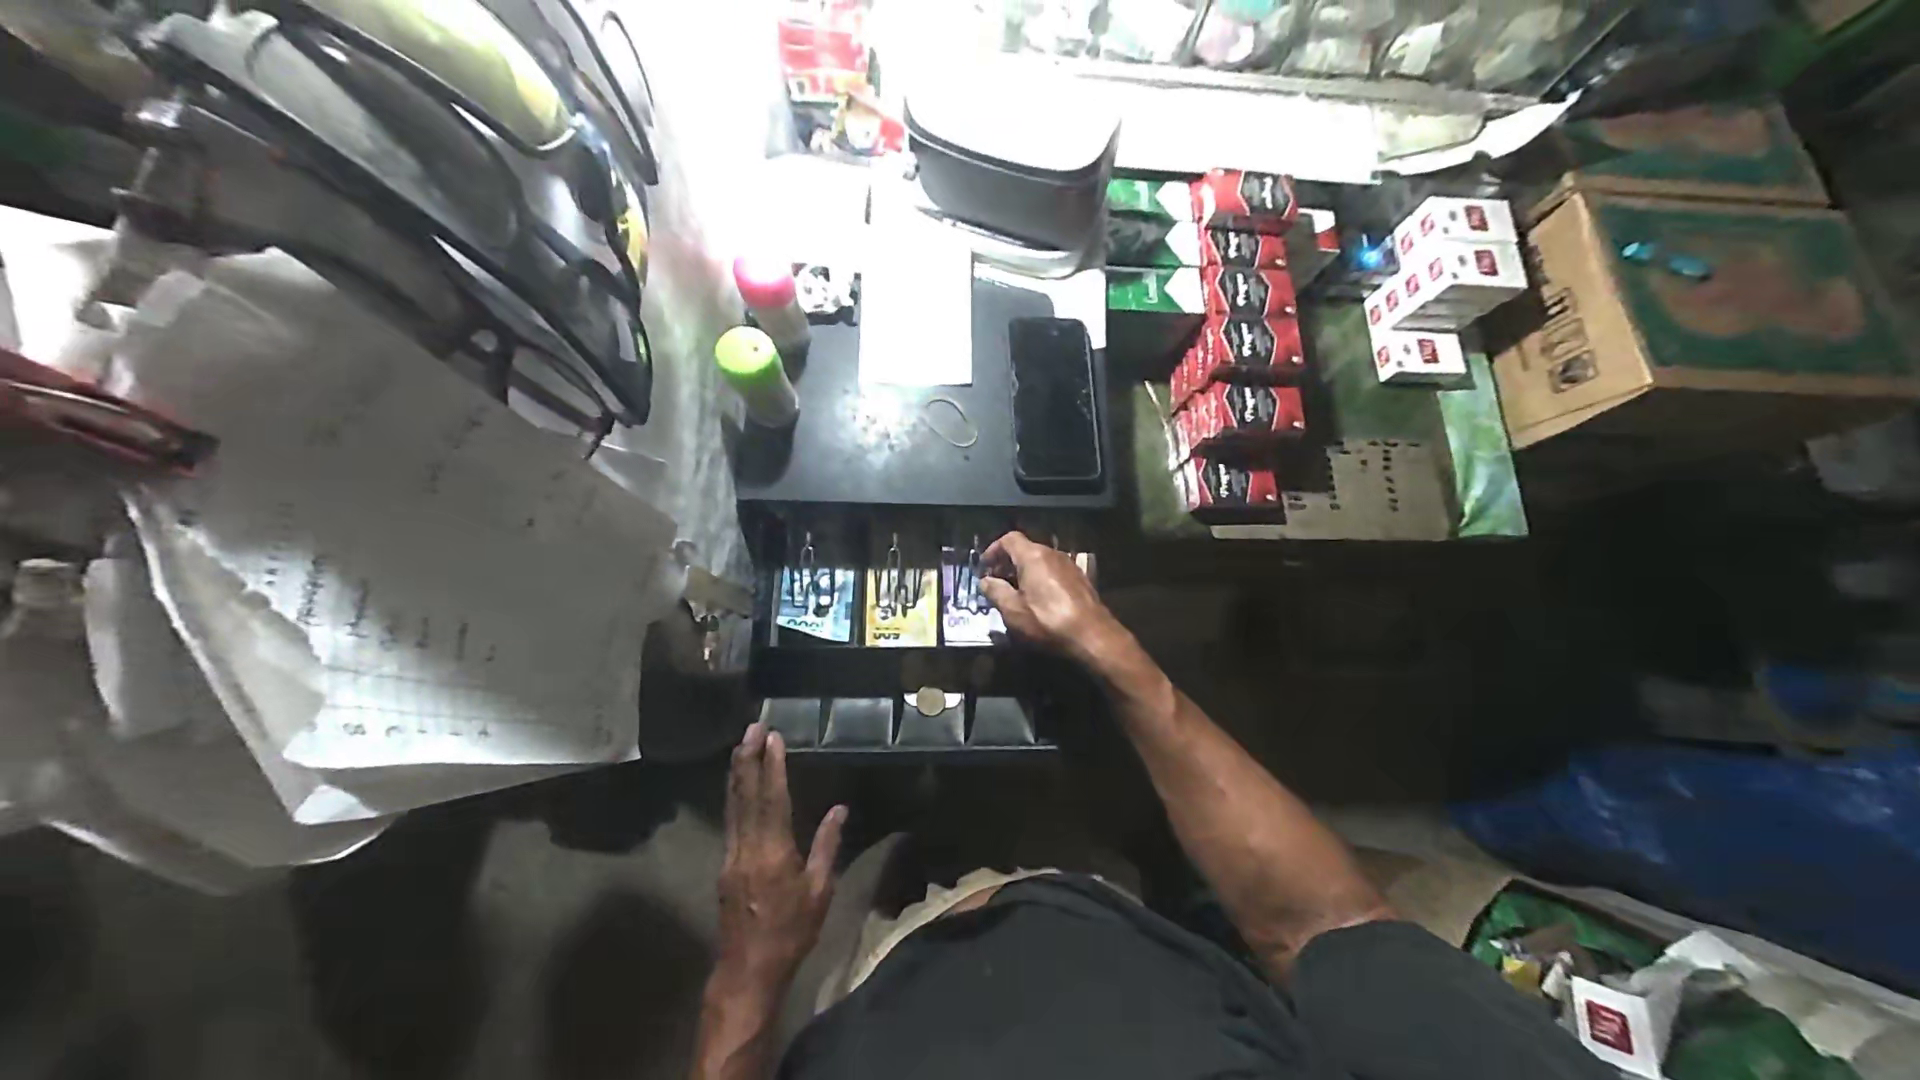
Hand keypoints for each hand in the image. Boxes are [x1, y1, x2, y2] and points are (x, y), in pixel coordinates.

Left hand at [716, 722, 845, 990]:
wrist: (748, 970)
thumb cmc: (792, 931)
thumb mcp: (819, 891)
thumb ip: (827, 846)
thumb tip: (839, 809)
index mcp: (773, 852)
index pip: (773, 799)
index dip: (772, 766)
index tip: (773, 738)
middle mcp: (746, 848)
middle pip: (745, 795)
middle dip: (748, 758)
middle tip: (752, 728)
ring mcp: (730, 856)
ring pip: (732, 805)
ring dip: (737, 772)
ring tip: (741, 745)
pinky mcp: (724, 866)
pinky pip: (729, 820)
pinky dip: (733, 795)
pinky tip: (736, 784)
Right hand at [979, 531, 1131, 668]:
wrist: (1092, 635)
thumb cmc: (1048, 621)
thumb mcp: (1013, 610)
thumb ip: (995, 591)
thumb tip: (985, 581)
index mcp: (1033, 556)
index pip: (1009, 539)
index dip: (993, 550)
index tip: (985, 566)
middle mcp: (1053, 554)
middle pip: (1025, 549)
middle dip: (1007, 562)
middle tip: (996, 581)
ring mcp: (1069, 565)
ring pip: (1040, 560)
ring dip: (1024, 571)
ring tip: (1015, 592)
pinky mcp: (1080, 579)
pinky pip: (1053, 571)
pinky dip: (1040, 578)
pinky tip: (1038, 599)